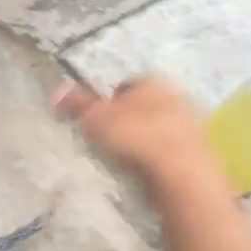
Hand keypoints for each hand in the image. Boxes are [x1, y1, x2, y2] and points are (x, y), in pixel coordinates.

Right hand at [53, 77, 216, 187]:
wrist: (178, 168)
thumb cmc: (134, 135)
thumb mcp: (96, 118)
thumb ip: (77, 105)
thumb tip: (57, 90)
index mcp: (151, 81)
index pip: (124, 86)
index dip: (107, 101)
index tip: (94, 119)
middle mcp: (174, 94)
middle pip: (141, 105)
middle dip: (125, 118)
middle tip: (104, 138)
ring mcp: (187, 120)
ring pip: (155, 125)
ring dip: (140, 137)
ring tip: (120, 156)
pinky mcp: (194, 146)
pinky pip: (165, 146)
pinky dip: (152, 153)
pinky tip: (140, 167)